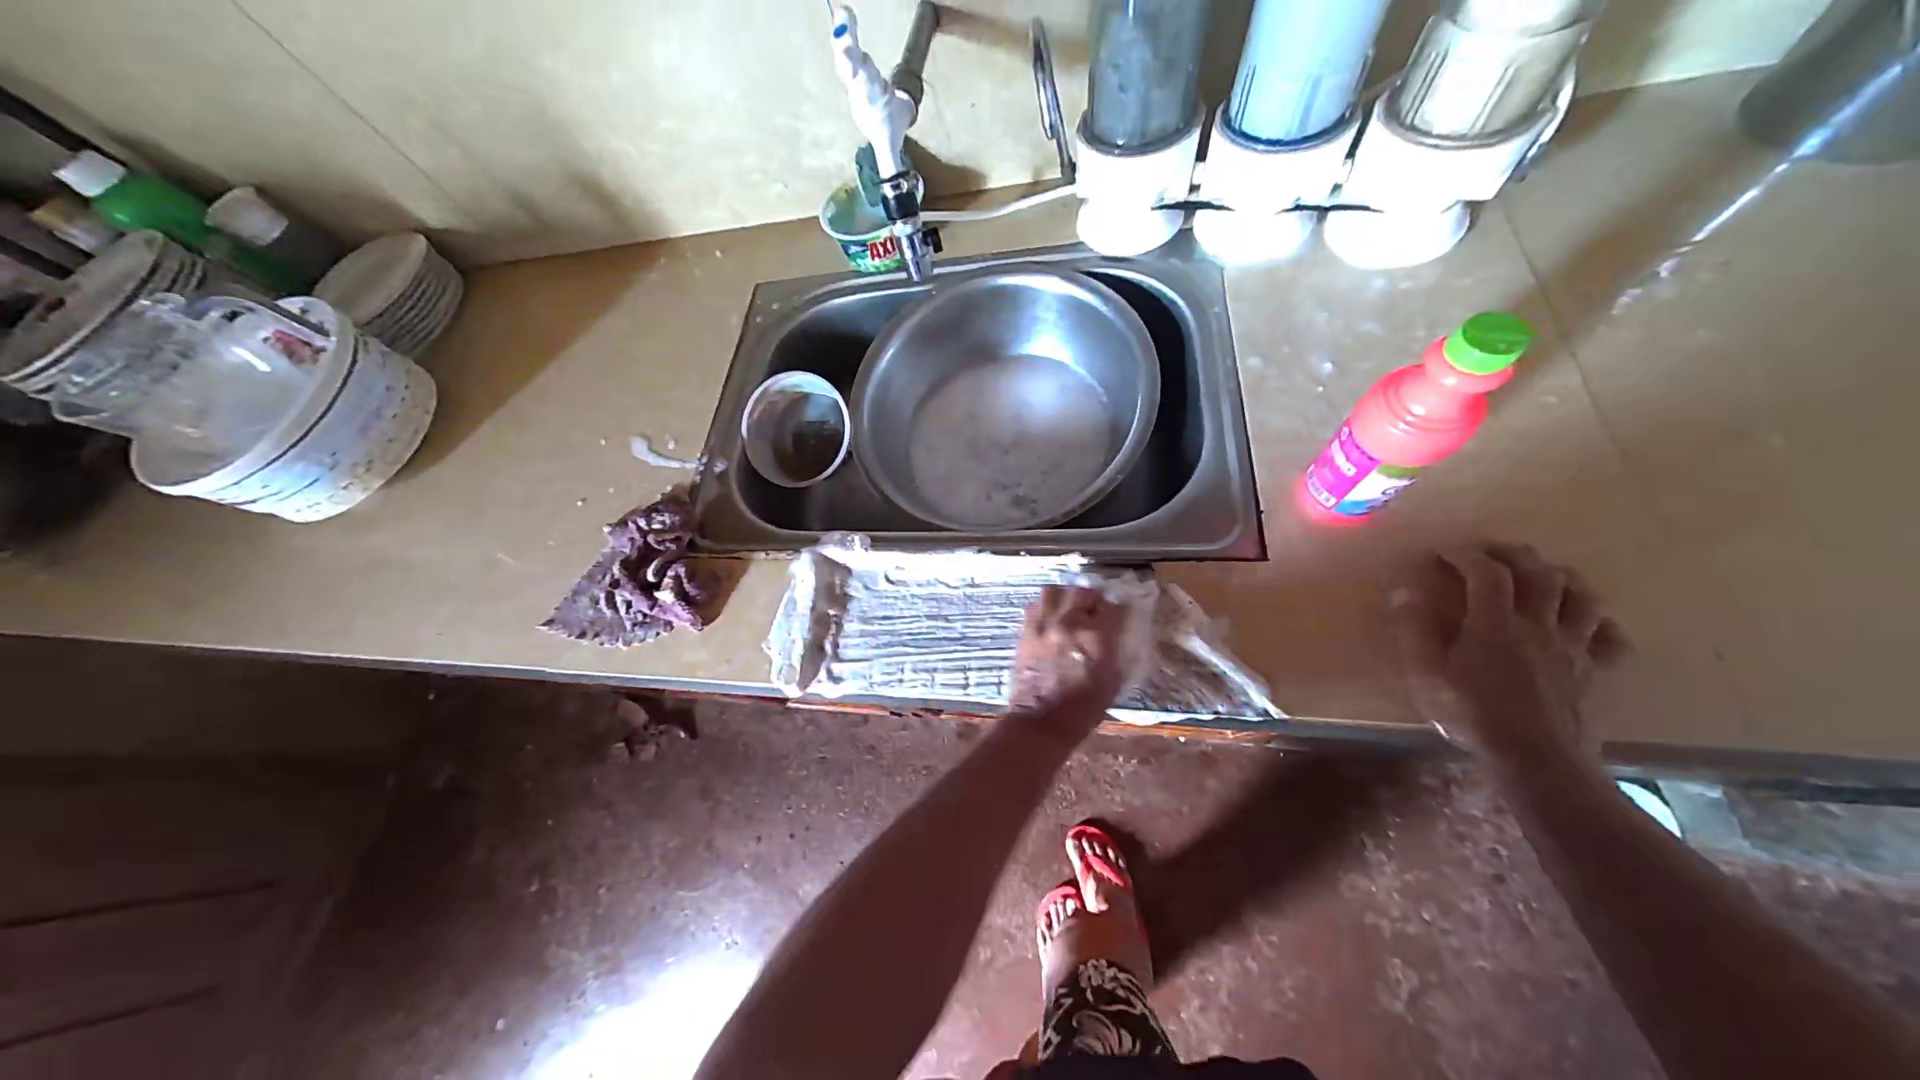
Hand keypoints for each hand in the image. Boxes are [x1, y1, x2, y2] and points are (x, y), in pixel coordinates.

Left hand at [1008, 585, 1128, 743]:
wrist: (1041, 722)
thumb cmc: (1083, 709)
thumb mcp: (1113, 681)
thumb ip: (1115, 651)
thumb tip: (1114, 635)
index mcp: (1097, 637)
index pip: (1113, 606)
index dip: (1117, 610)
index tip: (1117, 617)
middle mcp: (1069, 623)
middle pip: (1083, 591)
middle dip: (1091, 599)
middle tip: (1093, 611)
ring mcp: (1044, 625)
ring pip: (1054, 590)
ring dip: (1065, 596)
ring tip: (1068, 609)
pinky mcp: (1025, 631)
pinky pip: (1034, 605)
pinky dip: (1044, 607)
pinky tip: (1050, 619)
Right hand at [1392, 542, 1628, 767]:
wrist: (1534, 759)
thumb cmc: (1471, 714)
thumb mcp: (1425, 674)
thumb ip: (1413, 630)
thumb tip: (1404, 591)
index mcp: (1494, 623)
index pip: (1485, 572)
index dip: (1465, 555)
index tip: (1445, 552)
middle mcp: (1540, 625)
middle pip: (1539, 573)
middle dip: (1514, 554)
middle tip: (1492, 552)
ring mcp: (1575, 648)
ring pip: (1583, 596)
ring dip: (1562, 577)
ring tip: (1545, 574)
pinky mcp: (1599, 672)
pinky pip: (1613, 638)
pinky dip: (1600, 623)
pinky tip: (1586, 623)